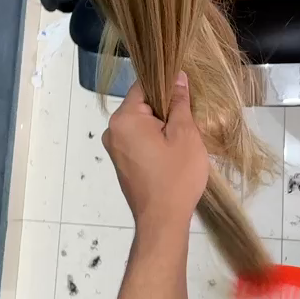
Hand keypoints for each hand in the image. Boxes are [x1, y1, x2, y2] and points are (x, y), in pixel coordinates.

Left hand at [101, 74, 205, 236]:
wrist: (162, 221)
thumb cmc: (176, 176)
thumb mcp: (185, 134)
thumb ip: (179, 102)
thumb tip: (177, 77)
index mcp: (124, 119)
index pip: (144, 86)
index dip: (166, 86)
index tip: (185, 97)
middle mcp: (112, 130)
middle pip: (141, 104)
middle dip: (164, 109)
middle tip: (187, 125)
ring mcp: (114, 148)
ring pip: (141, 123)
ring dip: (160, 126)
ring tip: (180, 142)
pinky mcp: (120, 162)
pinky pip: (137, 139)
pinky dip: (153, 140)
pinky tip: (170, 155)